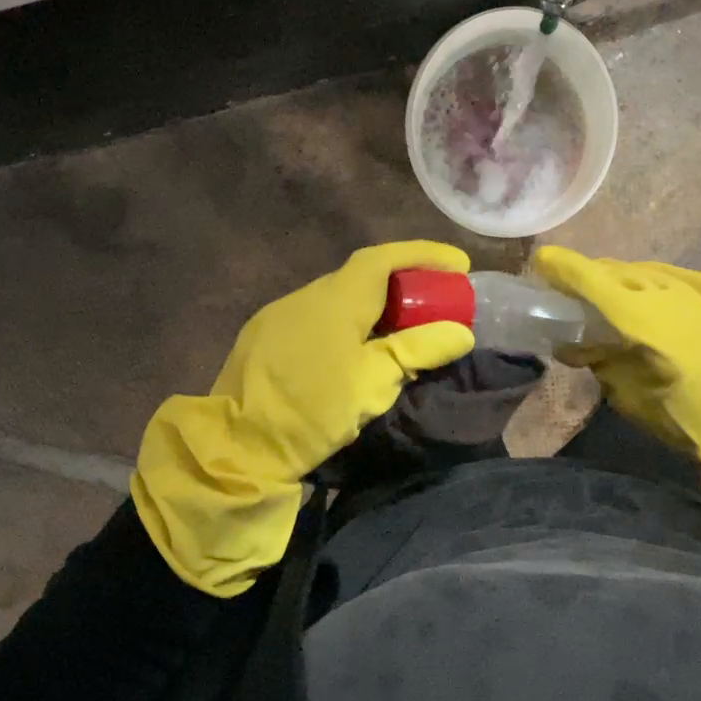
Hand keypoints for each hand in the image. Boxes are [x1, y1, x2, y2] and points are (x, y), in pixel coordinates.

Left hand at [134, 242, 475, 595]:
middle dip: (404, 284)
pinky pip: (318, 320)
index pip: (384, 258)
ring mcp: (280, 317)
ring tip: (404, 329)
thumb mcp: (374, 383)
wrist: (239, 445)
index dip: (423, 255)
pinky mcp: (265, 340)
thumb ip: (419, 351)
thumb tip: (461, 332)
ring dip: (375, 307)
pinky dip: (349, 324)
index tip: (457, 265)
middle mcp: (305, 296)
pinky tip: (358, 349)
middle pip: (362, 277)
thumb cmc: (312, 410)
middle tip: (437, 302)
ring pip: (338, 299)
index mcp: (335, 299)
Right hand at [534, 246, 700, 586]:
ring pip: (656, 273)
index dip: (567, 268)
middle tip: (582, 290)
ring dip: (633, 282)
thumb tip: (571, 342)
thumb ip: (598, 358)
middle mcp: (674, 293)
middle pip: (624, 272)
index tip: (545, 261)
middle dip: (598, 278)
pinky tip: (666, 306)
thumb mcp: (624, 392)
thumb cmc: (676, 418)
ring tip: (623, 297)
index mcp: (643, 320)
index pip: (596, 281)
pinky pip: (688, 282)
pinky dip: (669, 291)